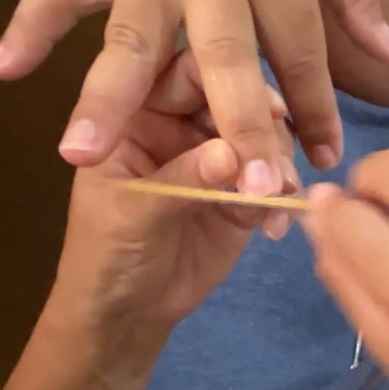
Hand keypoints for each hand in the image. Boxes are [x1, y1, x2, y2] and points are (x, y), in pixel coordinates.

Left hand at [47, 51, 295, 356]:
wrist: (130, 313)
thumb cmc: (108, 254)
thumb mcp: (133, 212)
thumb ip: (181, 179)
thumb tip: (233, 152)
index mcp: (140, 113)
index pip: (184, 77)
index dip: (222, 83)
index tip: (261, 107)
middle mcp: (182, 126)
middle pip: (235, 104)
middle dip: (262, 131)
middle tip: (278, 160)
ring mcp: (216, 160)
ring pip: (262, 143)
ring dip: (276, 169)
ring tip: (276, 200)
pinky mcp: (242, 195)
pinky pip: (272, 184)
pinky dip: (280, 202)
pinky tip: (274, 227)